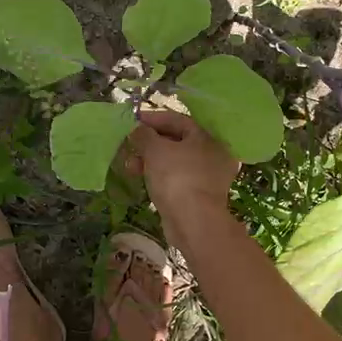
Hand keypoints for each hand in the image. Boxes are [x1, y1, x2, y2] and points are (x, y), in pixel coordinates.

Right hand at [127, 110, 239, 233]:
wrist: (193, 221)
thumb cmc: (176, 178)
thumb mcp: (155, 150)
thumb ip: (144, 135)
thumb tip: (138, 130)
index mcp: (206, 138)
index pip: (177, 120)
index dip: (153, 119)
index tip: (132, 121)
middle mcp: (212, 155)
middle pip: (176, 141)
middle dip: (149, 143)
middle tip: (129, 148)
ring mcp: (208, 178)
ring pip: (175, 162)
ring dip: (151, 162)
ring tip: (131, 169)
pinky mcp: (200, 196)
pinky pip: (177, 179)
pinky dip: (160, 177)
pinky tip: (144, 182)